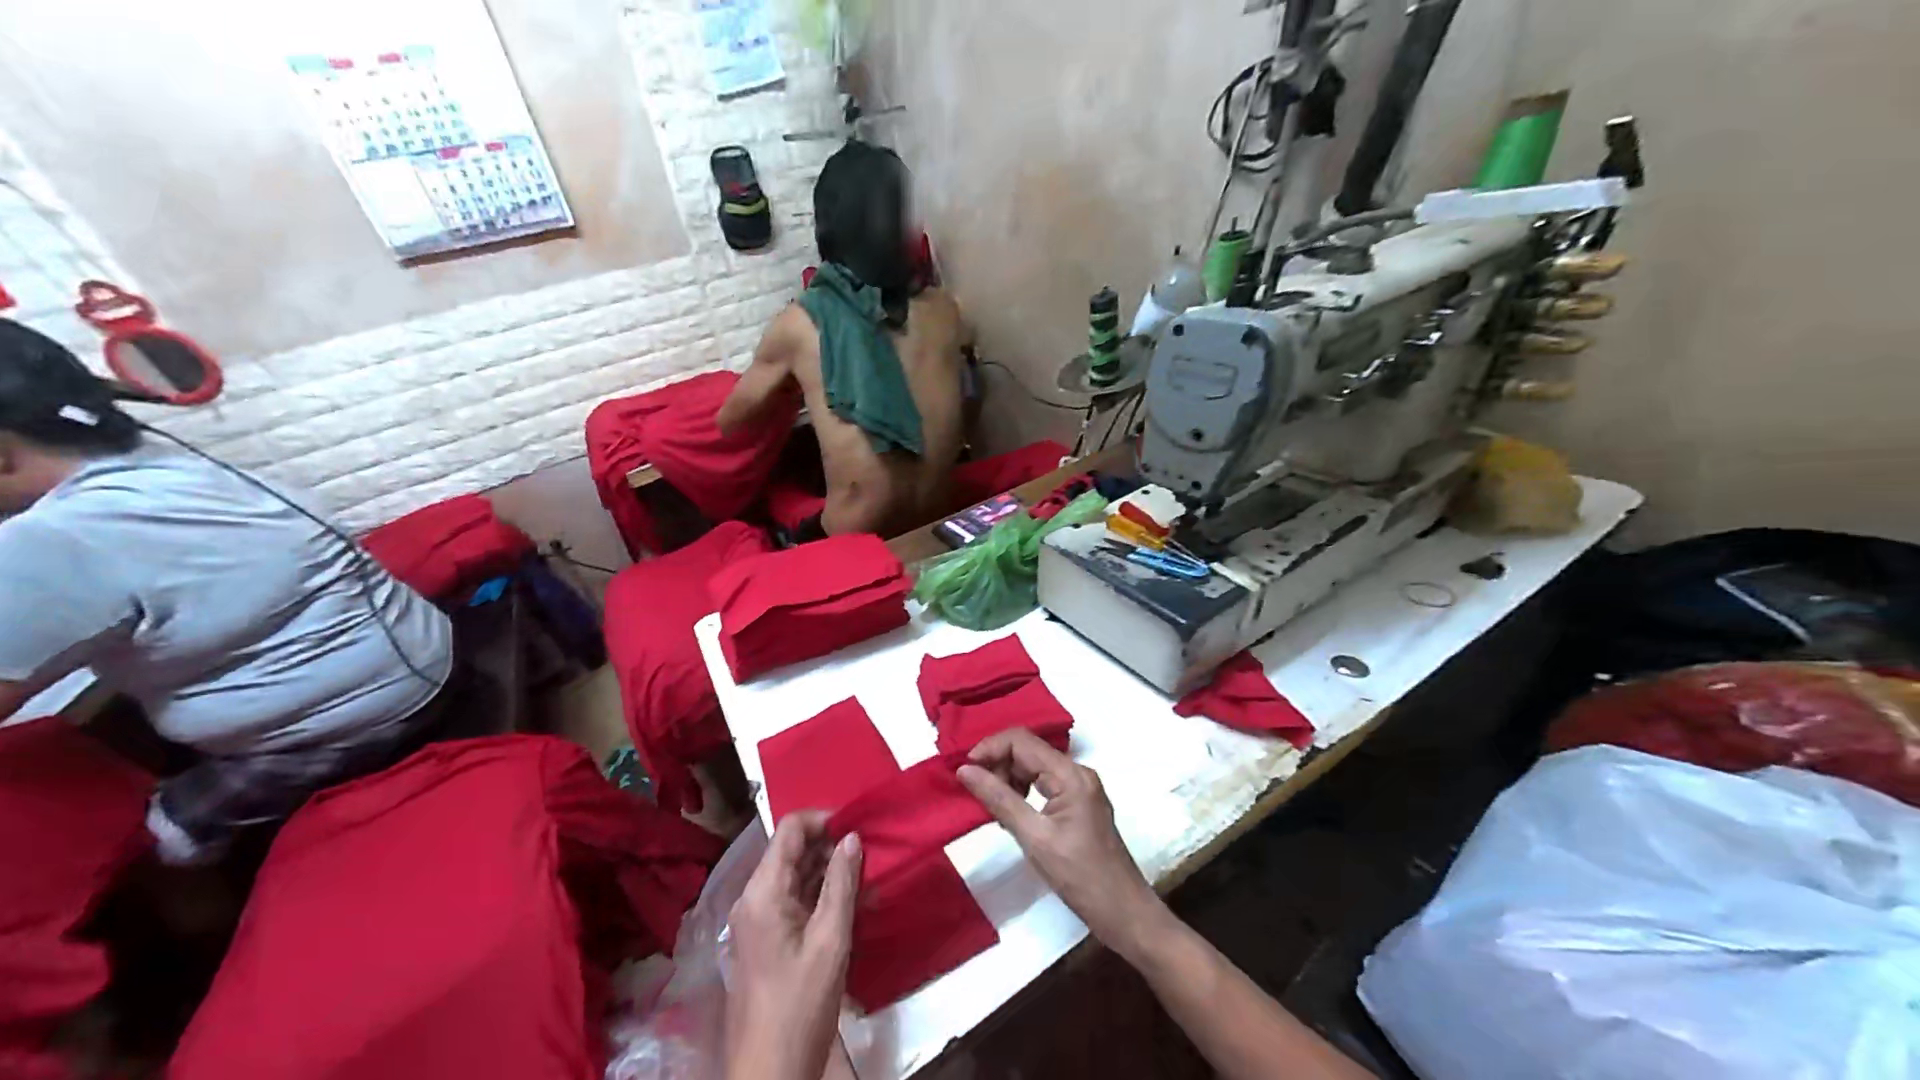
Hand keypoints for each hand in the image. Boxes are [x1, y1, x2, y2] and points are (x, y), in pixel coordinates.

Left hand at [726, 812, 861, 1079]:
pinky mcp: (765, 938)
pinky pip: (792, 898)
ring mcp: (757, 919)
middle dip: (829, 843)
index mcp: (762, 891)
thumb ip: (841, 883)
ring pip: (793, 874)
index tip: (858, 825)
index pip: (789, 829)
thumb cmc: (800, 1003)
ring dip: (827, 868)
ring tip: (865, 872)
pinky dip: (819, 892)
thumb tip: (852, 837)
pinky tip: (848, 900)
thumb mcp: (830, 940)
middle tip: (869, 850)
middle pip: (790, 850)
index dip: (823, 819)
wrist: (770, 1072)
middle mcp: (753, 897)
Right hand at [957, 729, 1166, 957]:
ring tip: (992, 808)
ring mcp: (1080, 787)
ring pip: (1033, 766)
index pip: (1021, 741)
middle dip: (997, 765)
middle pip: (1027, 750)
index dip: (989, 748)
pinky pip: (1043, 783)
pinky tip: (1011, 815)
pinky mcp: (1078, 804)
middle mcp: (1077, 772)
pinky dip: (1022, 792)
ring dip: (1008, 779)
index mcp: (1071, 774)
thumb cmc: (1080, 877)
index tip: (963, 771)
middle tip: (976, 794)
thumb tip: (964, 770)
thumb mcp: (1034, 837)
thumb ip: (999, 799)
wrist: (1124, 913)